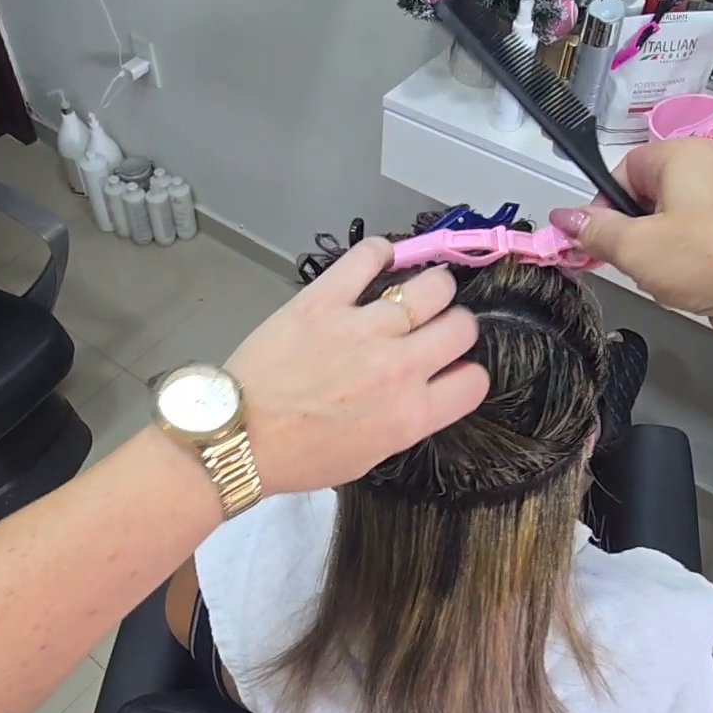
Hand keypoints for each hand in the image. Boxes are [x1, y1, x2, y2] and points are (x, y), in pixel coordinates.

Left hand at [225, 238, 487, 495]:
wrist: (238, 438)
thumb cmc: (299, 459)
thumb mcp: (367, 457)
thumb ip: (403, 421)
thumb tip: (420, 391)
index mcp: (410, 415)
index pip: (474, 380)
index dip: (464, 375)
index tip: (448, 372)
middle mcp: (399, 368)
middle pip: (461, 326)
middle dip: (452, 327)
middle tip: (429, 330)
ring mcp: (363, 329)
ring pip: (431, 286)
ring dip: (429, 290)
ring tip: (411, 296)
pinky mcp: (324, 300)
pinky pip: (369, 257)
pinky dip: (380, 253)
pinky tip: (379, 261)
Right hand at [550, 138, 712, 340]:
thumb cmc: (705, 258)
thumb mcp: (632, 247)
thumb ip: (593, 231)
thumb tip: (562, 217)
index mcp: (683, 154)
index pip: (622, 170)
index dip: (601, 207)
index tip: (595, 242)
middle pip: (648, 195)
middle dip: (629, 232)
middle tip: (624, 264)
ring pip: (673, 221)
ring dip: (656, 251)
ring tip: (662, 278)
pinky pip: (701, 238)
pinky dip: (686, 260)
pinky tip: (690, 284)